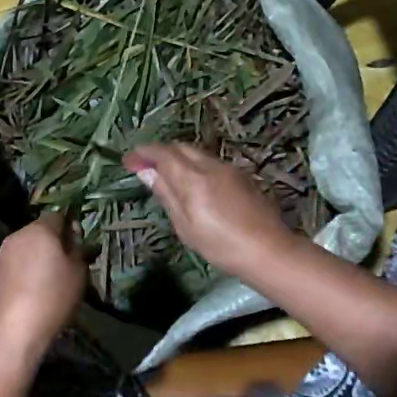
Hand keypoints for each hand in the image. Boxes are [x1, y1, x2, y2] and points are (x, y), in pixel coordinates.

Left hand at [0, 212, 86, 353]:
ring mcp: (3, 255)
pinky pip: (18, 264)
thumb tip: (74, 245)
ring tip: (54, 279)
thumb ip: (79, 251)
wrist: (14, 331)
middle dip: (55, 241)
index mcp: (39, 230)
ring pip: (28, 248)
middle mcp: (18, 236)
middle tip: (69, 262)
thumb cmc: (52, 295)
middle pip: (41, 231)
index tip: (80, 245)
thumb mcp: (79, 272)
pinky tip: (37, 290)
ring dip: (41, 256)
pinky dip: (28, 270)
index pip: (58, 216)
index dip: (71, 227)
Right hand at [124, 143, 298, 274]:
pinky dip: (195, 165)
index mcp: (193, 177)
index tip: (128, 160)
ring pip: (198, 153)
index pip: (163, 153)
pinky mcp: (242, 176)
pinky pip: (211, 162)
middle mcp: (211, 165)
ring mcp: (230, 168)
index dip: (144, 153)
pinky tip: (193, 183)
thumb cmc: (221, 245)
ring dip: (179, 157)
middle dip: (160, 152)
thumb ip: (167, 194)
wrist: (268, 249)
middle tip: (144, 166)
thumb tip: (147, 172)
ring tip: (166, 175)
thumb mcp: (185, 225)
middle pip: (181, 147)